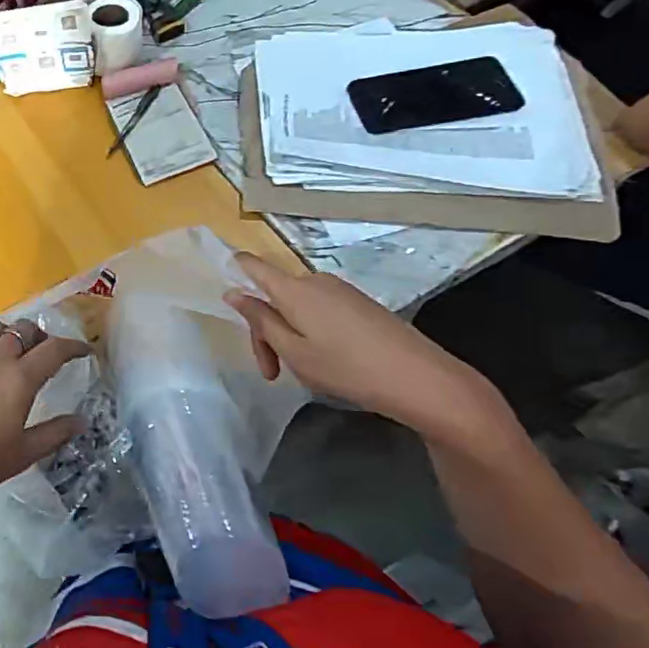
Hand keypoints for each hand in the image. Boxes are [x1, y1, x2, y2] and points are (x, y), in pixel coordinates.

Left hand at [0, 320, 90, 532]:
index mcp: (19, 377)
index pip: (53, 349)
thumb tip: (80, 420)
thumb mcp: (23, 453)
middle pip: (23, 329)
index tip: (84, 351)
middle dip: (42, 336)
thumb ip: (55, 433)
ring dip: (12, 333)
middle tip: (50, 353)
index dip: (73, 346)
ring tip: (19, 352)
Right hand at [222, 253, 512, 450]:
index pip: (251, 265)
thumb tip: (234, 293)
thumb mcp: (293, 351)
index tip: (222, 289)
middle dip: (265, 329)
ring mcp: (343, 292)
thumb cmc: (348, 368)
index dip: (233, 268)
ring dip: (288, 334)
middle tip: (271, 371)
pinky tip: (326, 363)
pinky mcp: (362, 305)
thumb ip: (260, 320)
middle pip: (274, 295)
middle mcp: (316, 282)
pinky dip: (311, 332)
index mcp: (293, 290)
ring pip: (297, 306)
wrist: (425, 382)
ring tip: (300, 371)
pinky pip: (321, 311)